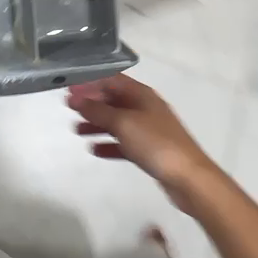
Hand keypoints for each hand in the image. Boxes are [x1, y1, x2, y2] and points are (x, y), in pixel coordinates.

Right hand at [68, 74, 221, 213]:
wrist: (189, 178)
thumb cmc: (156, 143)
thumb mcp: (123, 123)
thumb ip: (98, 111)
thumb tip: (76, 98)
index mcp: (141, 94)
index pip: (111, 80)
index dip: (89, 82)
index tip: (69, 89)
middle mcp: (144, 107)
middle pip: (113, 99)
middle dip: (91, 103)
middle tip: (69, 109)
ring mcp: (147, 129)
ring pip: (117, 121)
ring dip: (97, 123)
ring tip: (77, 130)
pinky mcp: (149, 150)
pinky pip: (124, 142)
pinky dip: (109, 144)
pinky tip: (95, 150)